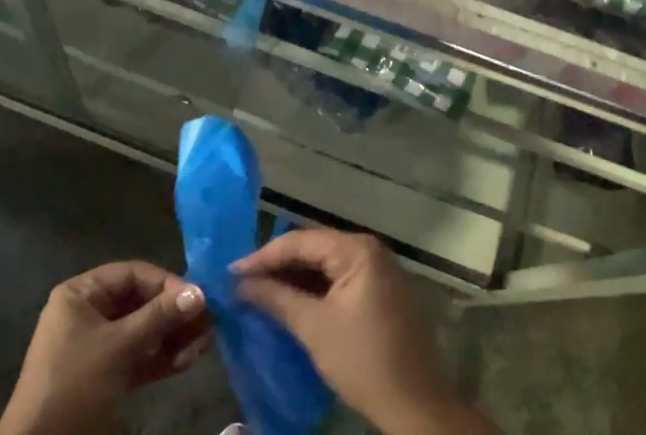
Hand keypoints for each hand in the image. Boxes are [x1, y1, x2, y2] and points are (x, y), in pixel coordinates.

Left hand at [0, 261, 210, 434]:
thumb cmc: (76, 382)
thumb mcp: (119, 346)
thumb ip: (159, 317)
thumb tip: (200, 293)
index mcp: (81, 295)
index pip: (131, 274)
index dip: (166, 283)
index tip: (198, 298)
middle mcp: (89, 313)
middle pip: (140, 302)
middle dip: (173, 313)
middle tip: (209, 322)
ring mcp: (99, 345)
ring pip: (143, 331)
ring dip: (173, 337)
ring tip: (205, 343)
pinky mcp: (107, 373)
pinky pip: (139, 356)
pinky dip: (161, 358)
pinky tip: (187, 360)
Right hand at [232, 229, 494, 434]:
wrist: (415, 404)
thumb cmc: (362, 360)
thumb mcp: (313, 327)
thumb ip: (275, 297)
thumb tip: (239, 283)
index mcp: (357, 250)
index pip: (300, 242)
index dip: (262, 257)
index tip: (231, 272)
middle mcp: (371, 250)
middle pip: (314, 248)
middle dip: (278, 264)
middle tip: (243, 280)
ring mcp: (380, 270)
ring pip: (326, 264)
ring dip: (295, 276)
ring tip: (260, 290)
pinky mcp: (382, 291)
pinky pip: (340, 278)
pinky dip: (315, 287)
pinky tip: (291, 300)